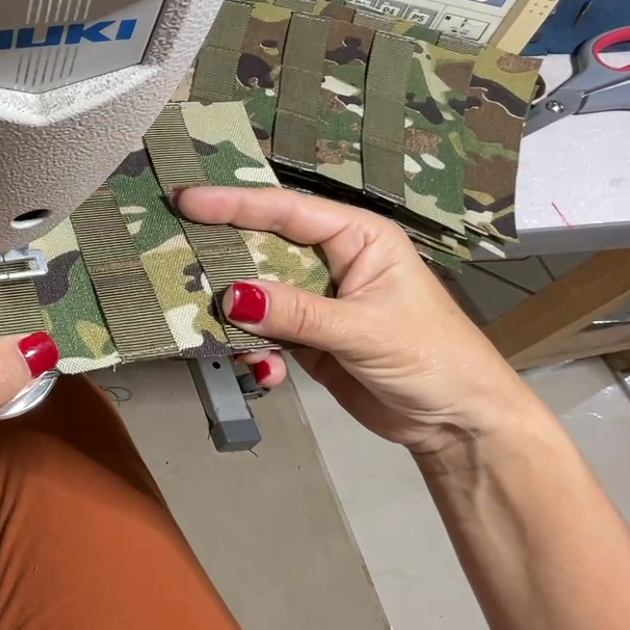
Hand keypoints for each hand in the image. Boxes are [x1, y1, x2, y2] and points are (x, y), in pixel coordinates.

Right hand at [175, 185, 538, 457]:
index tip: (186, 201)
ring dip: (230, 307)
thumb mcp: (367, 332)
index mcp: (357, 238)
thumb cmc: (437, 362)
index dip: (234, 203)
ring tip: (207, 319)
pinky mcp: (301, 332)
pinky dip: (249, 345)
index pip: (286, 210)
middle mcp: (329, 258)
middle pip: (259, 243)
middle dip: (219, 252)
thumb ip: (298, 314)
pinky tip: (263, 368)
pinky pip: (258, 326)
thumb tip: (231, 296)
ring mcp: (312, 296)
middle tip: (170, 247)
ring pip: (252, 286)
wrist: (460, 429)